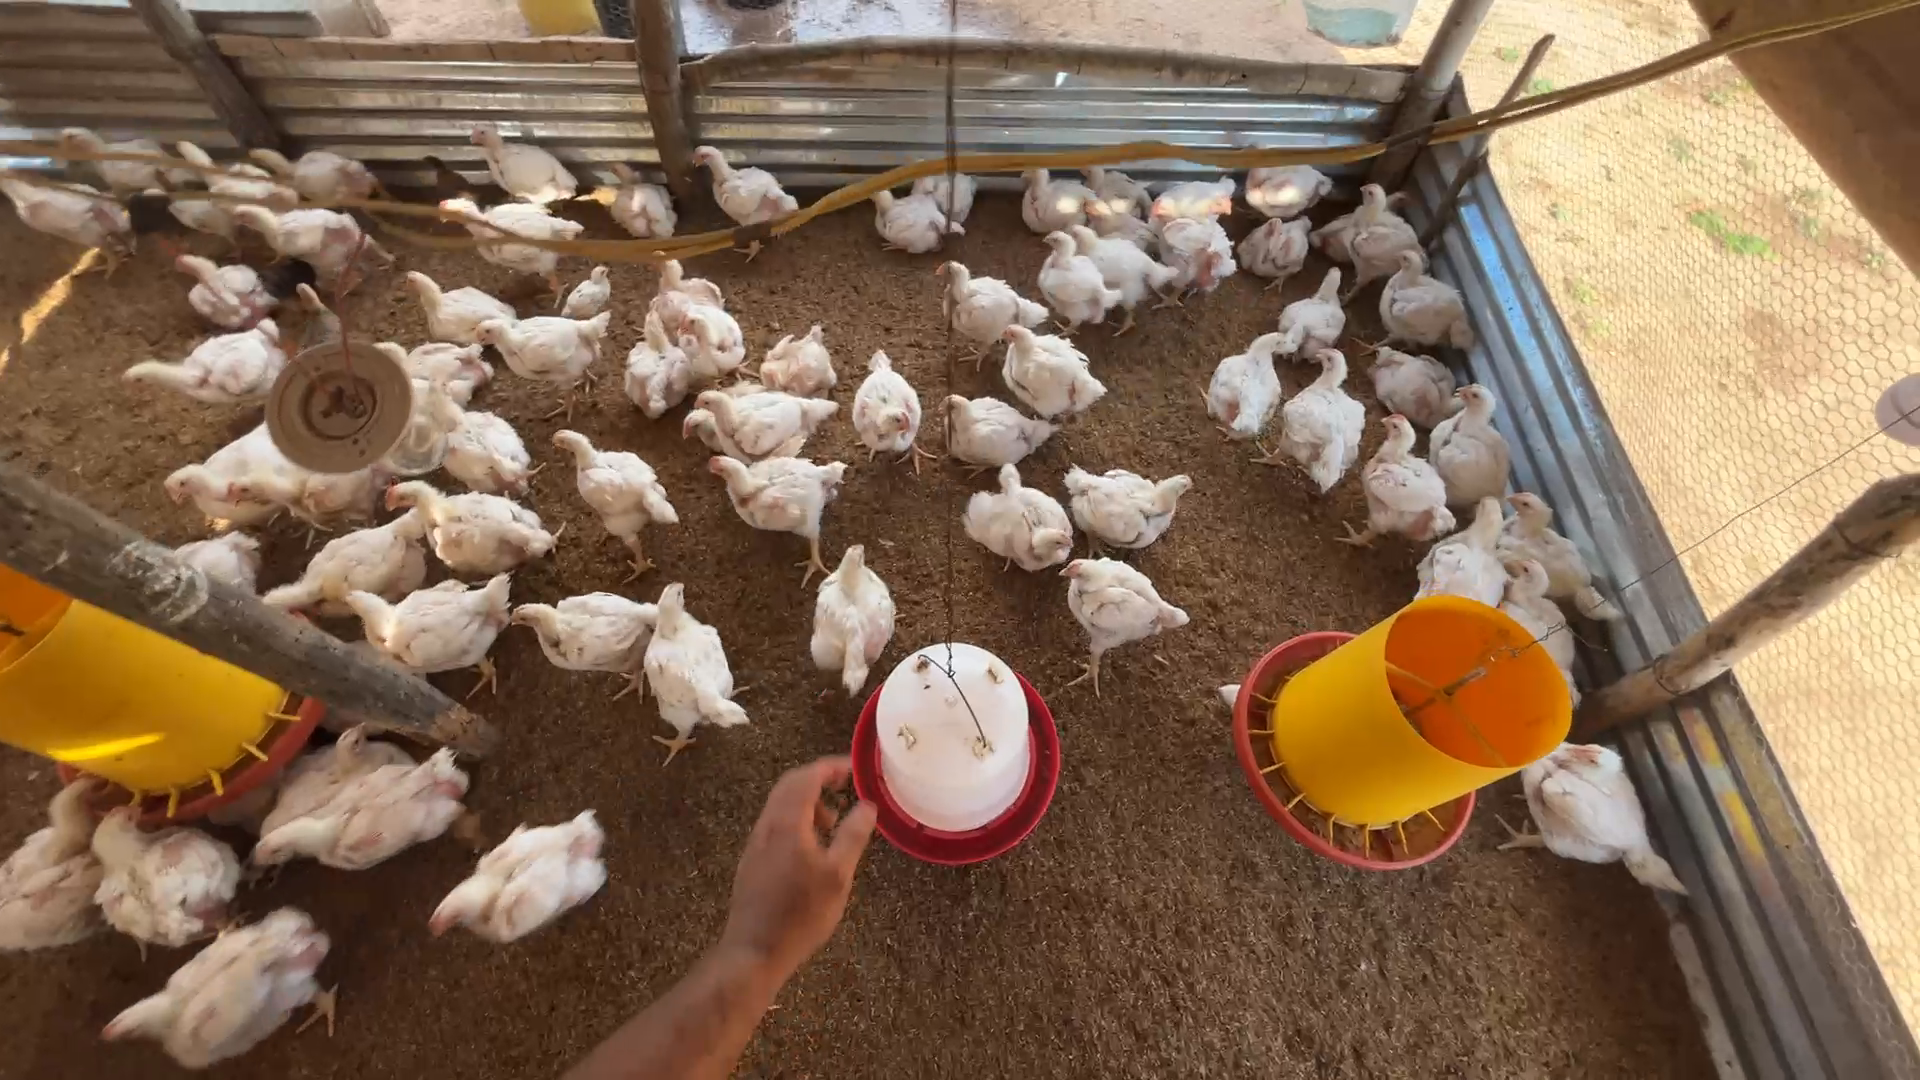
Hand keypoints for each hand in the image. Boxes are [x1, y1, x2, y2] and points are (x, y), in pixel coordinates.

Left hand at [719, 757, 877, 980]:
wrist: (752, 953)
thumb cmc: (800, 914)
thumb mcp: (838, 875)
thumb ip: (853, 835)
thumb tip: (867, 805)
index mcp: (787, 822)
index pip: (807, 777)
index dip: (831, 766)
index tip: (854, 768)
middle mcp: (767, 825)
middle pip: (790, 785)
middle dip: (818, 779)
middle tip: (844, 785)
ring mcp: (756, 843)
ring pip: (781, 804)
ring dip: (807, 801)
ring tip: (832, 822)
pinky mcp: (752, 861)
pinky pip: (775, 823)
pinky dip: (796, 819)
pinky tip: (811, 847)